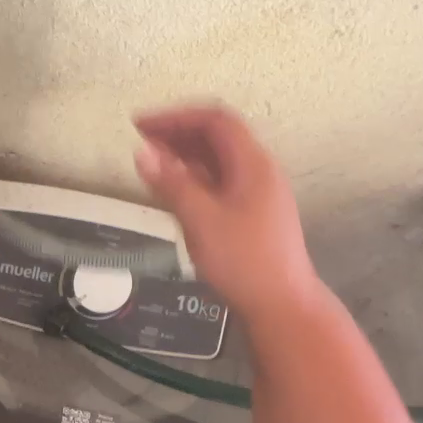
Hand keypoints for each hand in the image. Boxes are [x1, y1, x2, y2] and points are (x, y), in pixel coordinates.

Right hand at [133, 106, 322, 316]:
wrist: (281, 305)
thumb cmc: (243, 261)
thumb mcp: (201, 220)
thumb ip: (172, 184)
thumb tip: (143, 153)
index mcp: (252, 164)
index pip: (214, 120)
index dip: (176, 117)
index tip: (141, 126)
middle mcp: (258, 171)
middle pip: (217, 137)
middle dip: (178, 134)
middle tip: (141, 143)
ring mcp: (257, 193)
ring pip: (218, 161)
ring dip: (184, 156)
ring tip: (152, 164)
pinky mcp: (252, 215)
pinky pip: (220, 183)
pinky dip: (194, 179)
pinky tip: (175, 191)